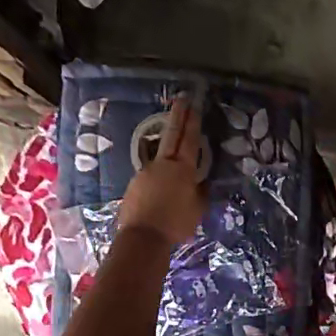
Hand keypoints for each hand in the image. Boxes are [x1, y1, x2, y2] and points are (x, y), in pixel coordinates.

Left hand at [117, 94, 205, 247]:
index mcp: (183, 169)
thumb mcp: (198, 209)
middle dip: (178, 116)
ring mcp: (146, 172)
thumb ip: (200, 192)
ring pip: (161, 156)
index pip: (190, 139)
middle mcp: (163, 164)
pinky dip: (160, 174)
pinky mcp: (135, 184)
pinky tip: (164, 186)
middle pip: (171, 135)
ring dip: (169, 149)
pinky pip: (152, 174)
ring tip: (177, 148)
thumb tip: (200, 183)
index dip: (192, 121)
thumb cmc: (177, 223)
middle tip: (181, 99)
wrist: (143, 236)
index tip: (193, 104)